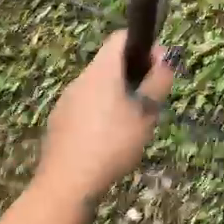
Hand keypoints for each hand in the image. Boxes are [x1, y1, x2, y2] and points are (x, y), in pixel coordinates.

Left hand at [34, 31, 174, 201]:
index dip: (143, 45)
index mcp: (102, 72)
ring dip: (118, 95)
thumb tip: (164, 58)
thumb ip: (158, 82)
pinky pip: (86, 106)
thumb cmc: (113, 142)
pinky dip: (102, 112)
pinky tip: (110, 140)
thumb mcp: (147, 112)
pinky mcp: (59, 123)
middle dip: (134, 75)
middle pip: (110, 64)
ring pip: (98, 87)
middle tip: (151, 101)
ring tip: (133, 124)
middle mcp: (80, 80)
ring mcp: (66, 102)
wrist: (67, 185)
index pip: (121, 38)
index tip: (159, 67)